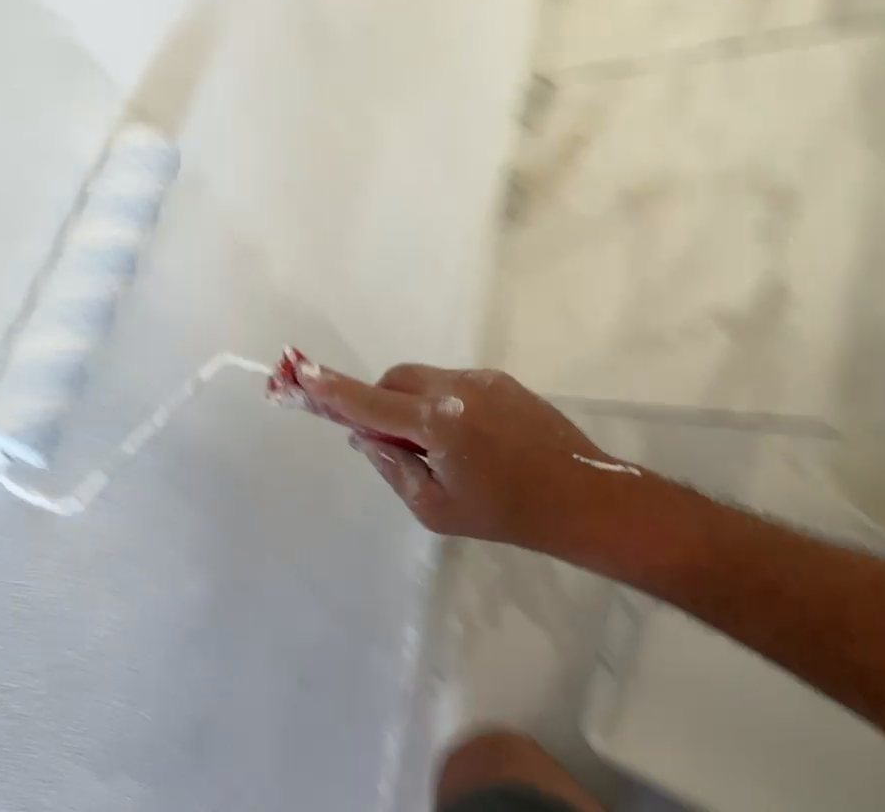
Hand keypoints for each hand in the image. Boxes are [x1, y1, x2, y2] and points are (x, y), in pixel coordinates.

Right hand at [296, 362, 640, 547]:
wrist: (586, 499)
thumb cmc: (504, 514)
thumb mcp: (434, 509)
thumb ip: (391, 466)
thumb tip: (363, 436)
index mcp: (437, 423)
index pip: (367, 401)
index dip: (330, 388)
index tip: (298, 370)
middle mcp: (456, 388)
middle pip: (392, 380)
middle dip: (377, 401)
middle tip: (386, 439)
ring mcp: (481, 379)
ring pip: (421, 379)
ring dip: (409, 403)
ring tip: (436, 446)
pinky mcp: (501, 380)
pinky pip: (451, 382)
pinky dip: (439, 402)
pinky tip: (465, 439)